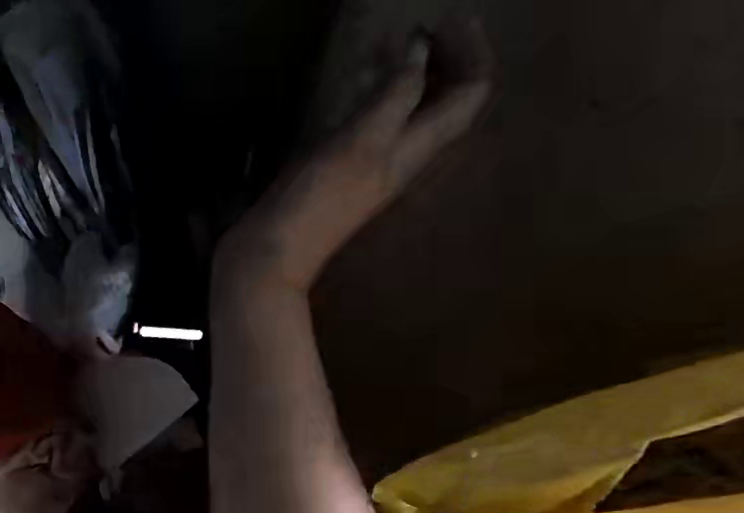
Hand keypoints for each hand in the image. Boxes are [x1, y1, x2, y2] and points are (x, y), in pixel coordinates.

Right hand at [215, 21, 493, 294]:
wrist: (271, 257)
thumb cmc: (317, 202)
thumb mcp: (362, 142)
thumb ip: (397, 96)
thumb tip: (421, 53)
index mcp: (416, 151)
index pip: (470, 96)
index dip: (472, 51)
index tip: (450, 16)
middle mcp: (402, 159)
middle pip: (445, 105)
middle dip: (447, 60)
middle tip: (429, 24)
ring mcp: (371, 168)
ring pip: (410, 114)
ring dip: (412, 76)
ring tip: (396, 44)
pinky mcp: (341, 175)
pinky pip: (375, 126)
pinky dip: (377, 97)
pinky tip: (357, 86)